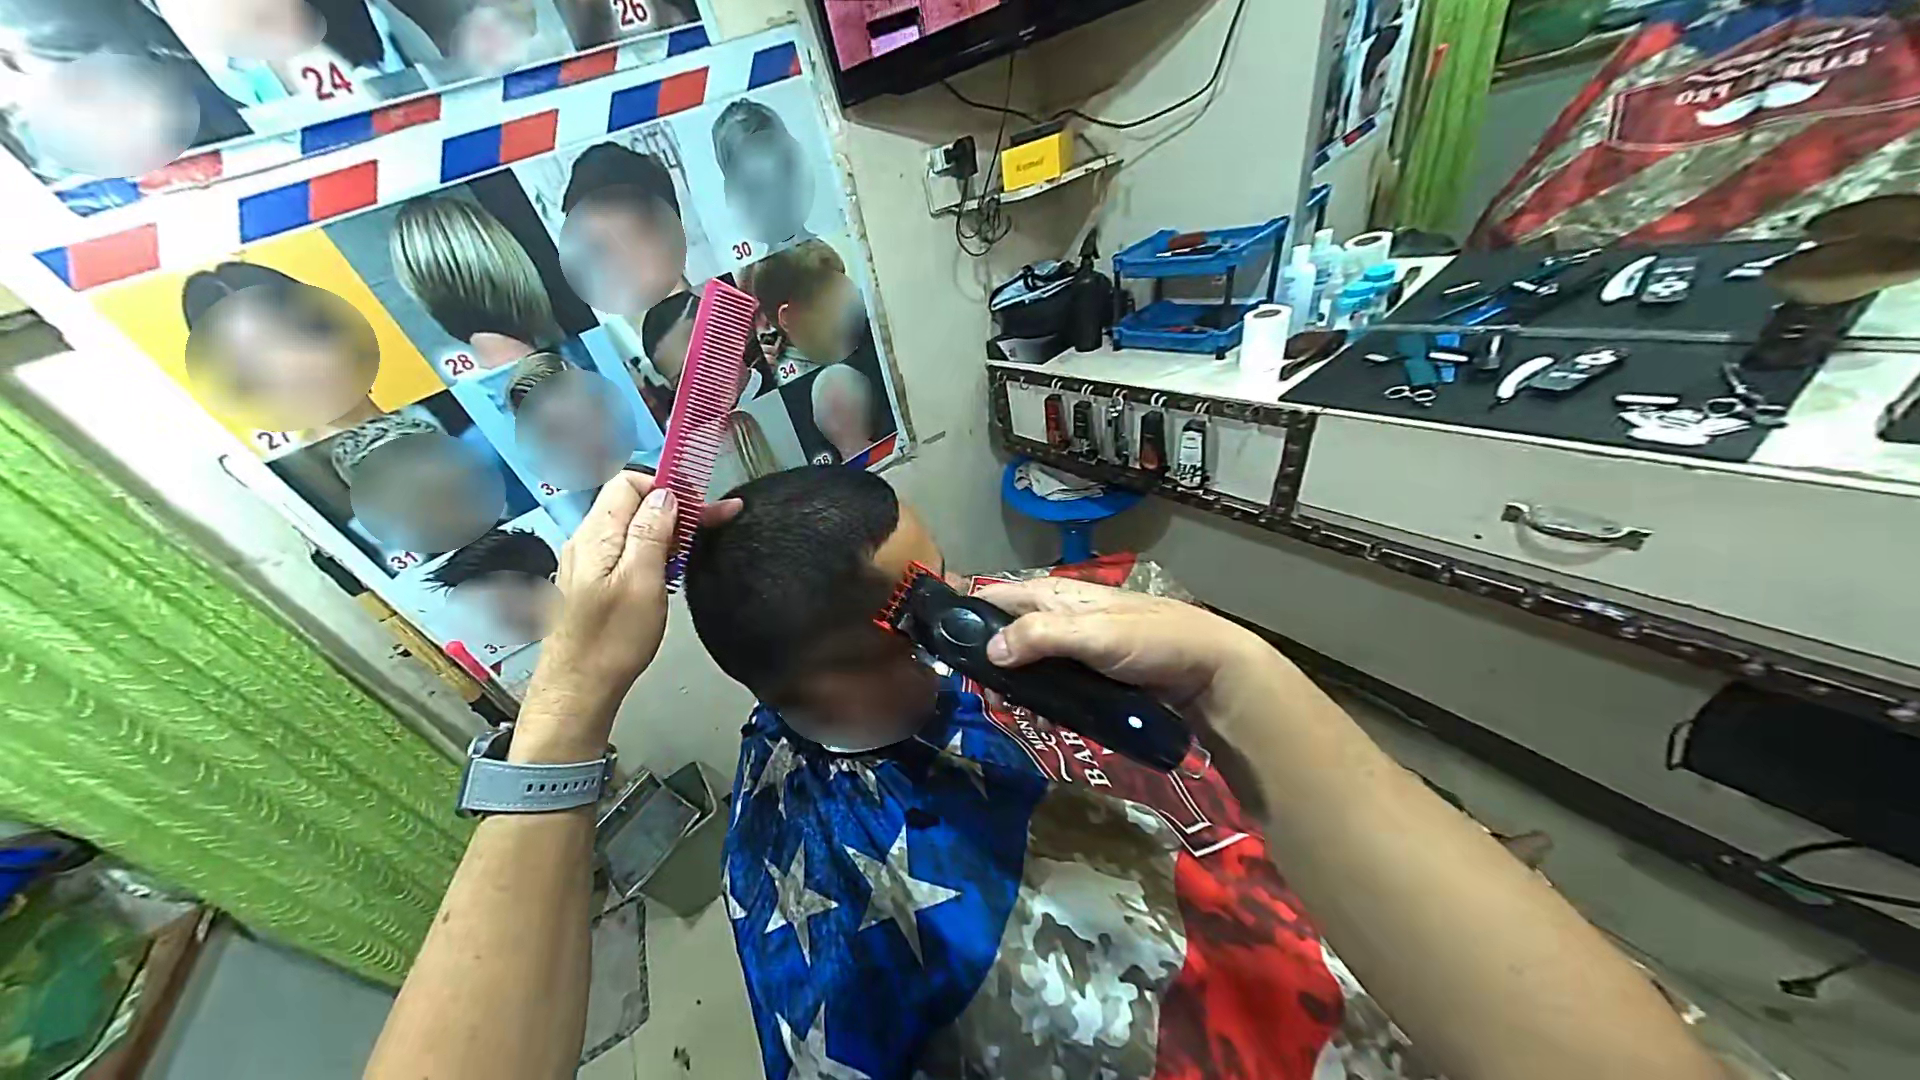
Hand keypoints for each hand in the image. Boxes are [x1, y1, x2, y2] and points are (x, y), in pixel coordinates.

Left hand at [520, 474, 739, 751]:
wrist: (579, 689)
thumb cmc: (614, 638)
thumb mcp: (642, 582)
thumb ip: (652, 532)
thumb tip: (666, 493)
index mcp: (597, 534)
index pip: (630, 482)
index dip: (668, 486)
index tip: (702, 506)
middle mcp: (587, 540)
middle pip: (632, 502)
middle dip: (675, 505)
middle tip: (717, 520)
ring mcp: (587, 561)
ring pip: (631, 524)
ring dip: (668, 526)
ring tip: (698, 541)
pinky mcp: (592, 580)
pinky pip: (626, 546)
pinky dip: (654, 546)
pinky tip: (672, 564)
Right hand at [975, 577, 1297, 739]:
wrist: (1204, 667)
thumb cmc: (1149, 640)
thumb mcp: (1092, 635)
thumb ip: (1039, 637)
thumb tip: (988, 652)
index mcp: (1049, 595)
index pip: (991, 597)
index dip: (965, 616)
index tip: (944, 648)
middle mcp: (1053, 614)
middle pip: (1002, 633)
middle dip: (988, 663)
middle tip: (987, 697)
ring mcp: (1068, 644)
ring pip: (1022, 661)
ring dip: (1013, 686)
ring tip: (1012, 713)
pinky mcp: (1083, 670)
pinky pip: (1047, 681)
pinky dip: (1038, 697)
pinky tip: (1041, 717)